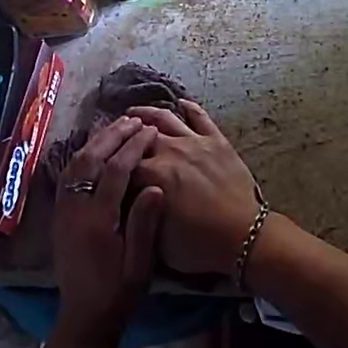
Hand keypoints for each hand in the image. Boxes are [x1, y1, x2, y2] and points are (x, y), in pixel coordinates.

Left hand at [52, 116, 165, 340]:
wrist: (84, 318)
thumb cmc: (118, 294)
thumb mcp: (139, 266)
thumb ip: (145, 225)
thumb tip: (155, 185)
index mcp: (97, 220)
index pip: (116, 170)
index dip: (133, 147)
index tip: (150, 132)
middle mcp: (75, 208)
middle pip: (91, 158)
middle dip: (113, 135)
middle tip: (134, 120)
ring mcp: (63, 208)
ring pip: (76, 162)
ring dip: (96, 141)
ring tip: (117, 126)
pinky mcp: (58, 212)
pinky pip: (67, 173)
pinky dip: (82, 154)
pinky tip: (96, 147)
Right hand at [126, 101, 261, 276]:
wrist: (245, 237)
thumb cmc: (199, 245)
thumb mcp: (157, 242)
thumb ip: (136, 217)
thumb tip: (122, 200)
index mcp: (151, 174)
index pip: (122, 163)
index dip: (110, 163)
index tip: (102, 162)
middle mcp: (169, 150)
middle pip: (139, 135)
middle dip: (124, 133)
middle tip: (114, 132)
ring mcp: (194, 141)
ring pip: (165, 118)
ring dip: (147, 113)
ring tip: (134, 112)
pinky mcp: (216, 140)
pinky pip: (199, 117)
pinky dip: (189, 107)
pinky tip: (180, 102)